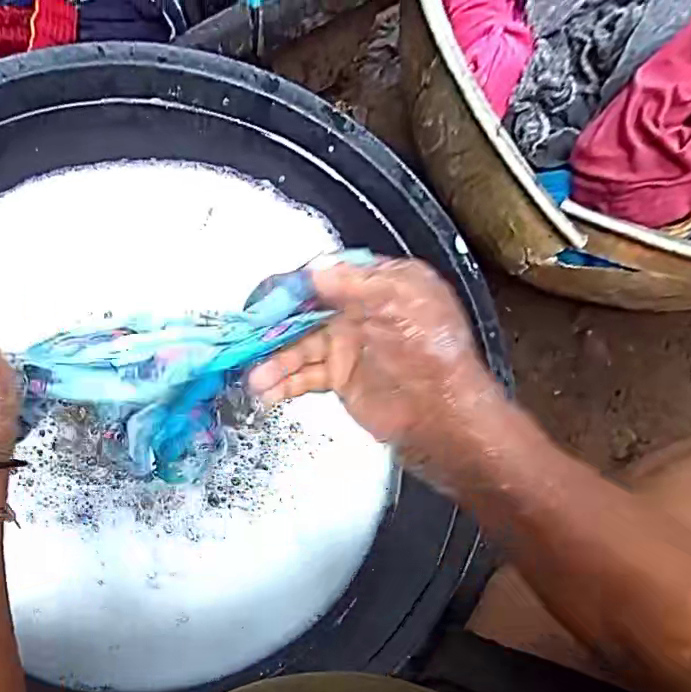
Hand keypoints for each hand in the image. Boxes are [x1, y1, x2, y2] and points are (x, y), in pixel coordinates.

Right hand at [245, 256, 505, 456]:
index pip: (330, 273)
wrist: (441, 419)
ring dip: (275, 361)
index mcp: (383, 284)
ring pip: (301, 346)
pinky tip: (267, 391)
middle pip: (307, 310)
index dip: (296, 285)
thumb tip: (314, 272)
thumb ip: (355, 286)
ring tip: (255, 378)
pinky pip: (306, 375)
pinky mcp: (342, 377)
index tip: (268, 297)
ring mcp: (350, 345)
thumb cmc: (434, 358)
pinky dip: (285, 383)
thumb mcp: (400, 306)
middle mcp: (362, 311)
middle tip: (249, 335)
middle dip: (276, 325)